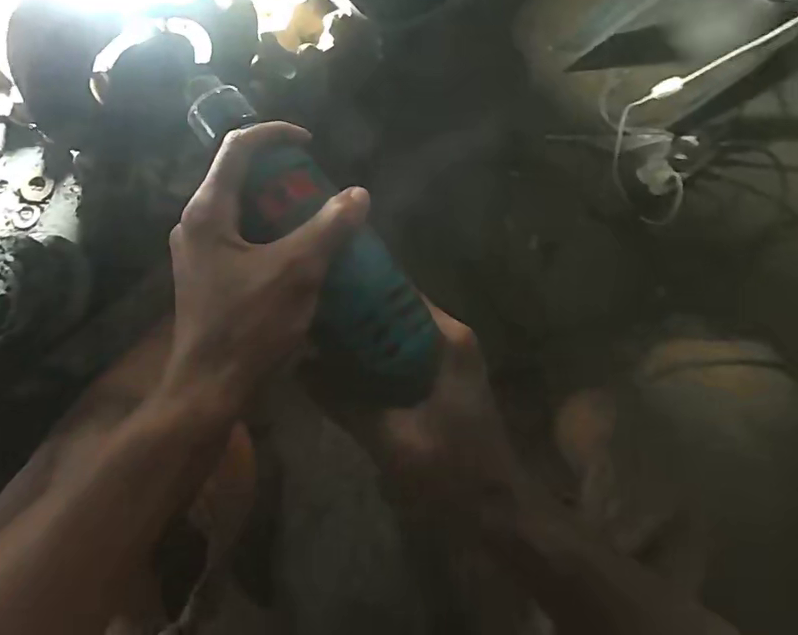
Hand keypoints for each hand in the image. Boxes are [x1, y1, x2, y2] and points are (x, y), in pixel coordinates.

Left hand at [162, 122, 369, 418]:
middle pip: (238, 174)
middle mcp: (195, 222)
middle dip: (281, 172)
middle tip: (318, 183)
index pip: (237, 146)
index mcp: (208, 211)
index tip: (310, 143)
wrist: (208, 391)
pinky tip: (298, 250)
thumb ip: (329, 228)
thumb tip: (358, 195)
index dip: (275, 133)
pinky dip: (269, 229)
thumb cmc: (248, 327)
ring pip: (240, 206)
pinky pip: (239, 233)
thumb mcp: (297, 272)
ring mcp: (197, 249)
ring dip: (277, 202)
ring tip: (315, 213)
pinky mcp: (205, 273)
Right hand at [325, 302, 523, 522]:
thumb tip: (298, 367)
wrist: (498, 513)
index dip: (357, 284)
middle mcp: (449, 334)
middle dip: (353, 311)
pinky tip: (340, 364)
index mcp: (446, 337)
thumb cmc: (452, 474)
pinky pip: (401, 351)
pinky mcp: (442, 375)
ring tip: (315, 333)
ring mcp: (447, 354)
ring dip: (361, 334)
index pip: (396, 289)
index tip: (318, 285)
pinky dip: (373, 355)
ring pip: (394, 330)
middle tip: (307, 313)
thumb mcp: (393, 442)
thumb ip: (345, 404)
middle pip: (393, 307)